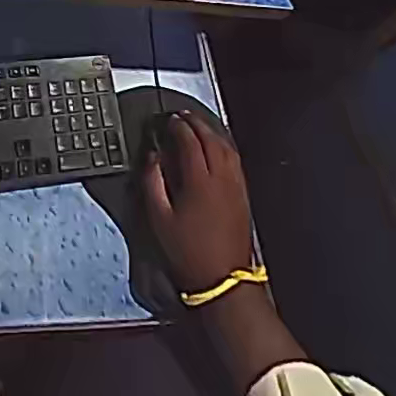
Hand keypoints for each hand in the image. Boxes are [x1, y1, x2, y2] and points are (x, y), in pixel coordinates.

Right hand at [141, 112, 256, 292]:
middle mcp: (221, 180)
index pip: (189, 142)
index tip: (168, 120)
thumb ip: (152, 181)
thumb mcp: (158, 216)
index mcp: (199, 182)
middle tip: (183, 116)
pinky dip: (224, 147)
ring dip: (212, 132)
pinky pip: (236, 161)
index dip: (178, 127)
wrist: (222, 280)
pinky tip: (217, 148)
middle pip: (211, 140)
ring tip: (199, 125)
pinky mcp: (243, 197)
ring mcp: (236, 188)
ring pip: (227, 149)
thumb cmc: (187, 251)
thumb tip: (152, 157)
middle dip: (196, 123)